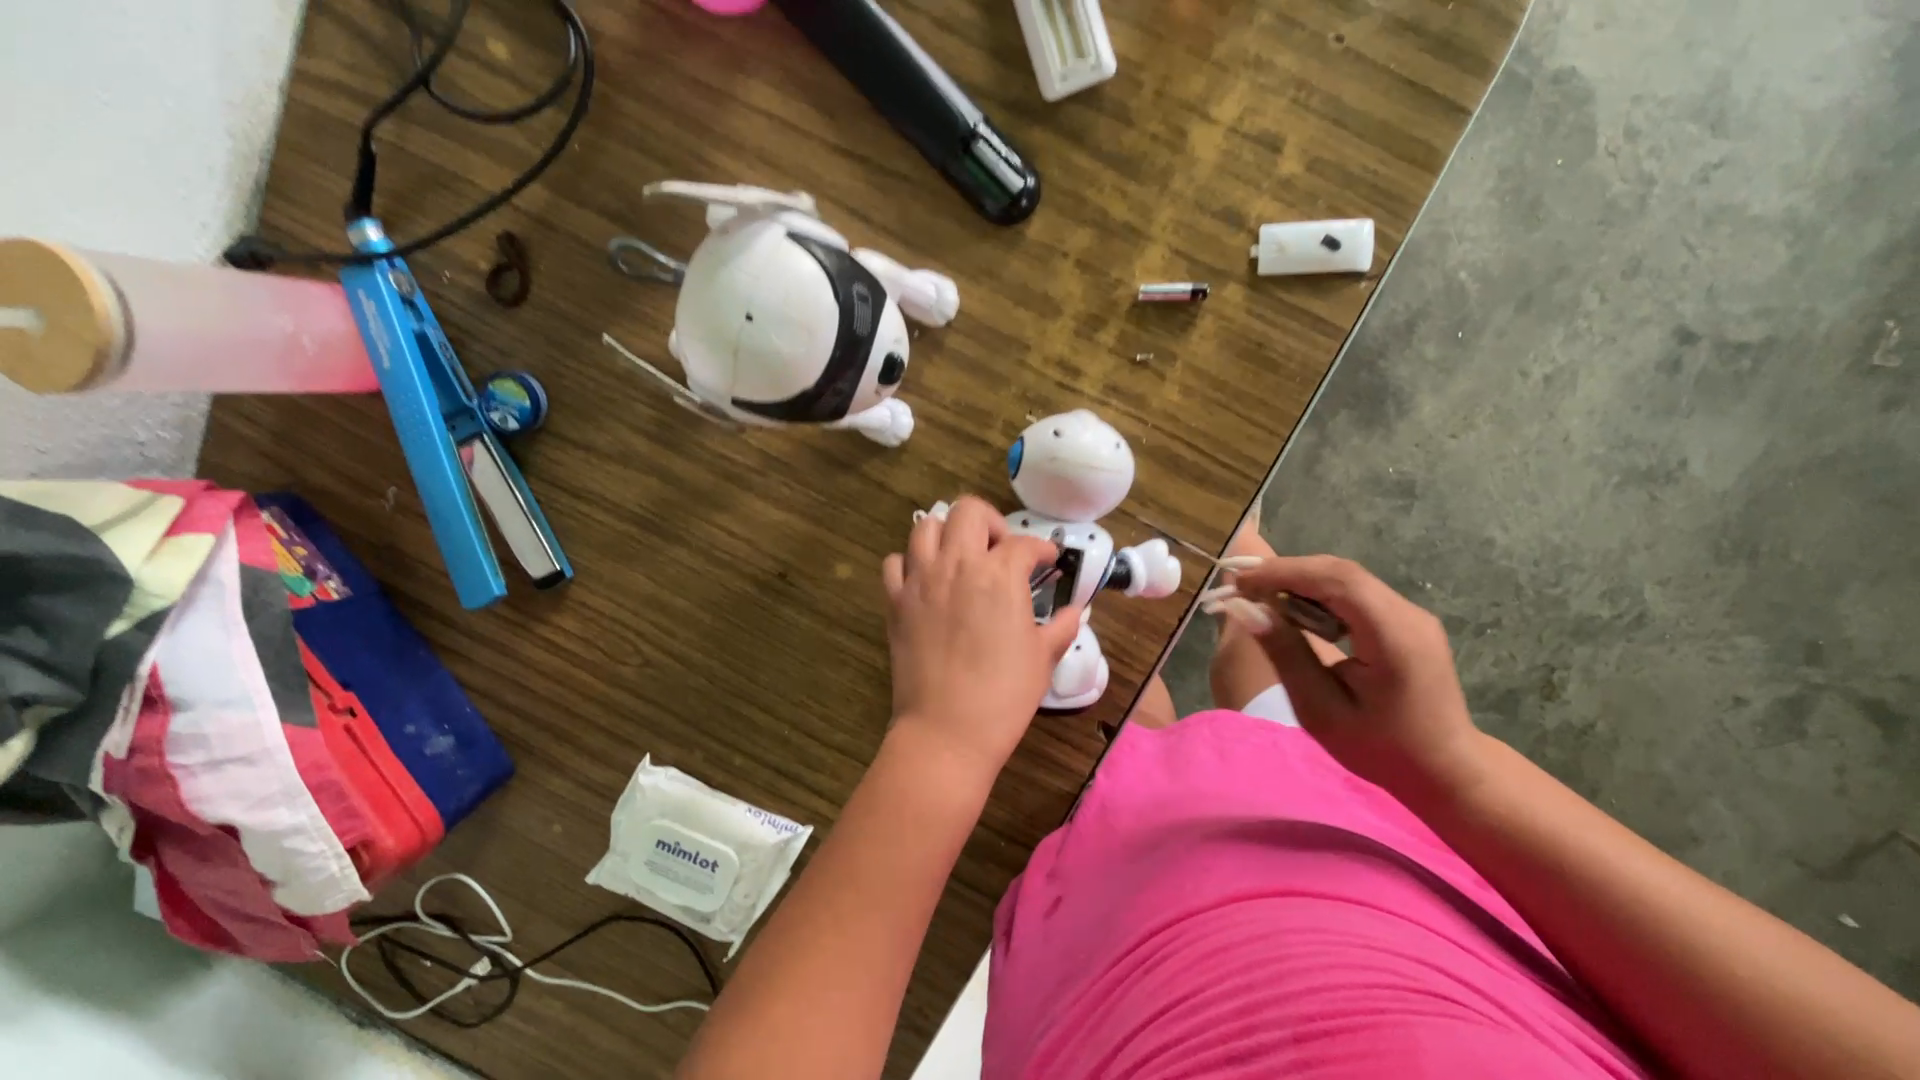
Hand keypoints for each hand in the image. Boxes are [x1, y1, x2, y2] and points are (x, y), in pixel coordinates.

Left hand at [881, 497, 1081, 772]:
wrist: (947, 729)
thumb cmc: (1003, 695)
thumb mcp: (1043, 658)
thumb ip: (1060, 627)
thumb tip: (1075, 612)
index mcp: (1000, 575)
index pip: (1024, 544)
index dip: (1041, 549)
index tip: (1047, 560)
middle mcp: (957, 565)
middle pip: (969, 511)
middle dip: (991, 523)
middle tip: (1001, 550)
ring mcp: (920, 580)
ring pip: (926, 526)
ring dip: (947, 533)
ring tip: (961, 558)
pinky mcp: (895, 602)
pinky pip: (895, 563)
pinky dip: (910, 563)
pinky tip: (926, 581)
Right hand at [1233, 556, 1487, 802]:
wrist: (1444, 770)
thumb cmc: (1380, 750)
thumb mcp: (1320, 710)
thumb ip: (1285, 653)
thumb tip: (1245, 609)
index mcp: (1393, 636)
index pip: (1336, 579)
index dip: (1284, 572)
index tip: (1240, 583)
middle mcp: (1408, 614)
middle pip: (1342, 573)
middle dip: (1288, 573)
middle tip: (1243, 589)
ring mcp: (1411, 615)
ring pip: (1348, 580)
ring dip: (1302, 583)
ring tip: (1262, 601)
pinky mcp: (1407, 622)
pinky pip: (1357, 595)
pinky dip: (1320, 596)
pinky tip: (1296, 614)